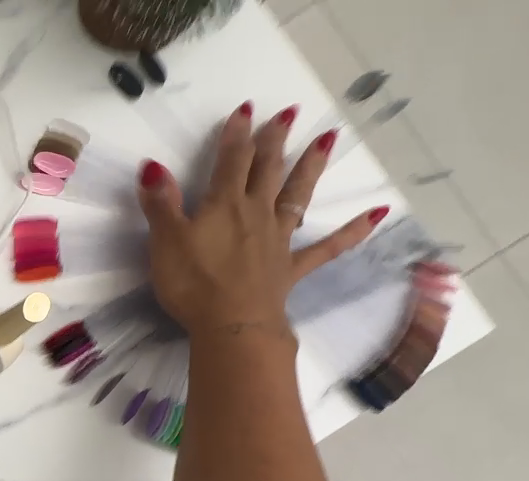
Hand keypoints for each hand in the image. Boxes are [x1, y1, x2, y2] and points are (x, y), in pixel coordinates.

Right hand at [139, 102, 388, 341]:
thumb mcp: (165, 242)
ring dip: (310, 167)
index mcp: (225, 206)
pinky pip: (327, 247)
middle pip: (266, 171)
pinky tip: (376, 215)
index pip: (231, 163)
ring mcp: (278, 239)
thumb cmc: (192, 283)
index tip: (245, 110)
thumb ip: (161, 204)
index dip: (236, 135)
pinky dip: (352, 231)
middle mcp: (257, 213)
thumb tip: (152, 166)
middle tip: (287, 114)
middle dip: (274, 142)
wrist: (232, 323)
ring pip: (296, 196)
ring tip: (328, 139)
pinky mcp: (290, 267)